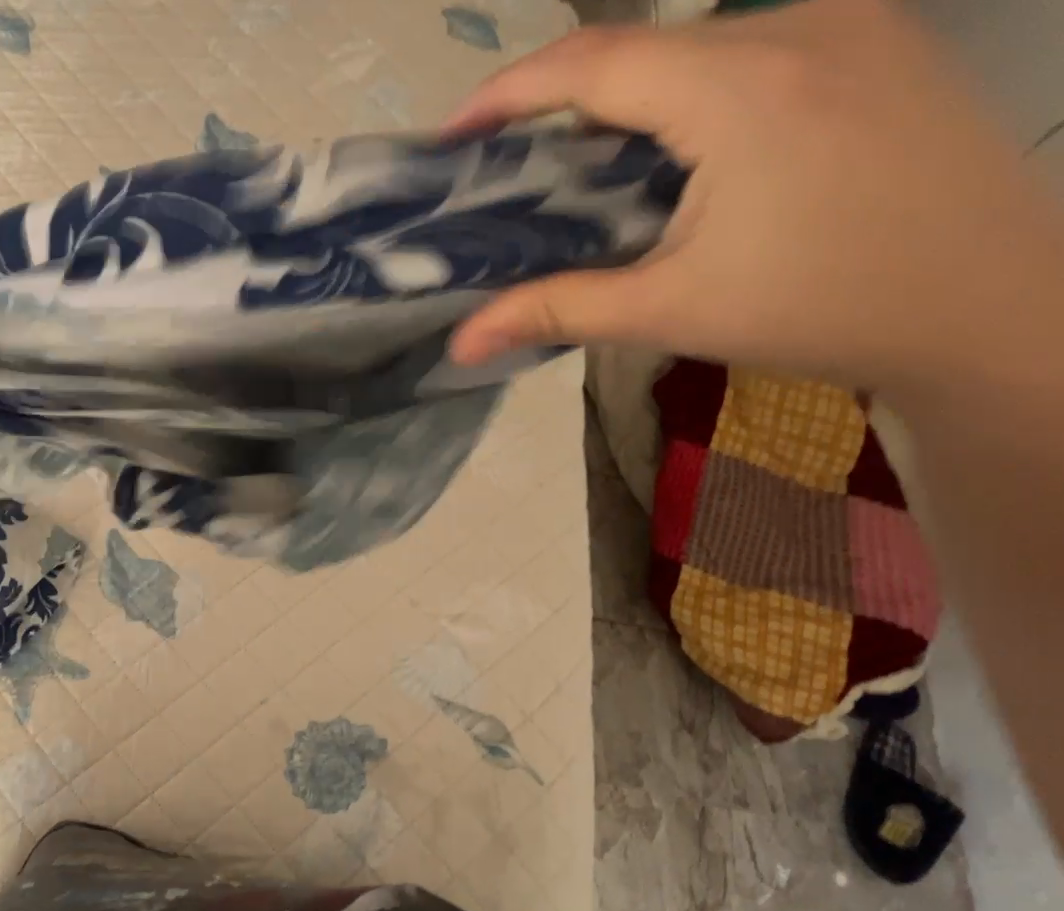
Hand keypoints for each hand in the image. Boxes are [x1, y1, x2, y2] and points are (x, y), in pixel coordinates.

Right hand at [445, 0, 1063, 388]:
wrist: (993, 304)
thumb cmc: (824, 310)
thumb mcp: (672, 310)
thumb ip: (555, 309)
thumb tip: (458, 345)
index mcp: (743, 88)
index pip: (590, 61)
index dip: (506, 91)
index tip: (451, 138)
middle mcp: (798, 26)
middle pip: (637, 48)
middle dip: (559, 103)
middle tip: (510, 166)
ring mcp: (850, 20)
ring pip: (691, 45)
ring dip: (624, 99)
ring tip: (585, 167)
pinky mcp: (878, 35)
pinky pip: (748, 46)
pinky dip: (687, 91)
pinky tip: (675, 149)